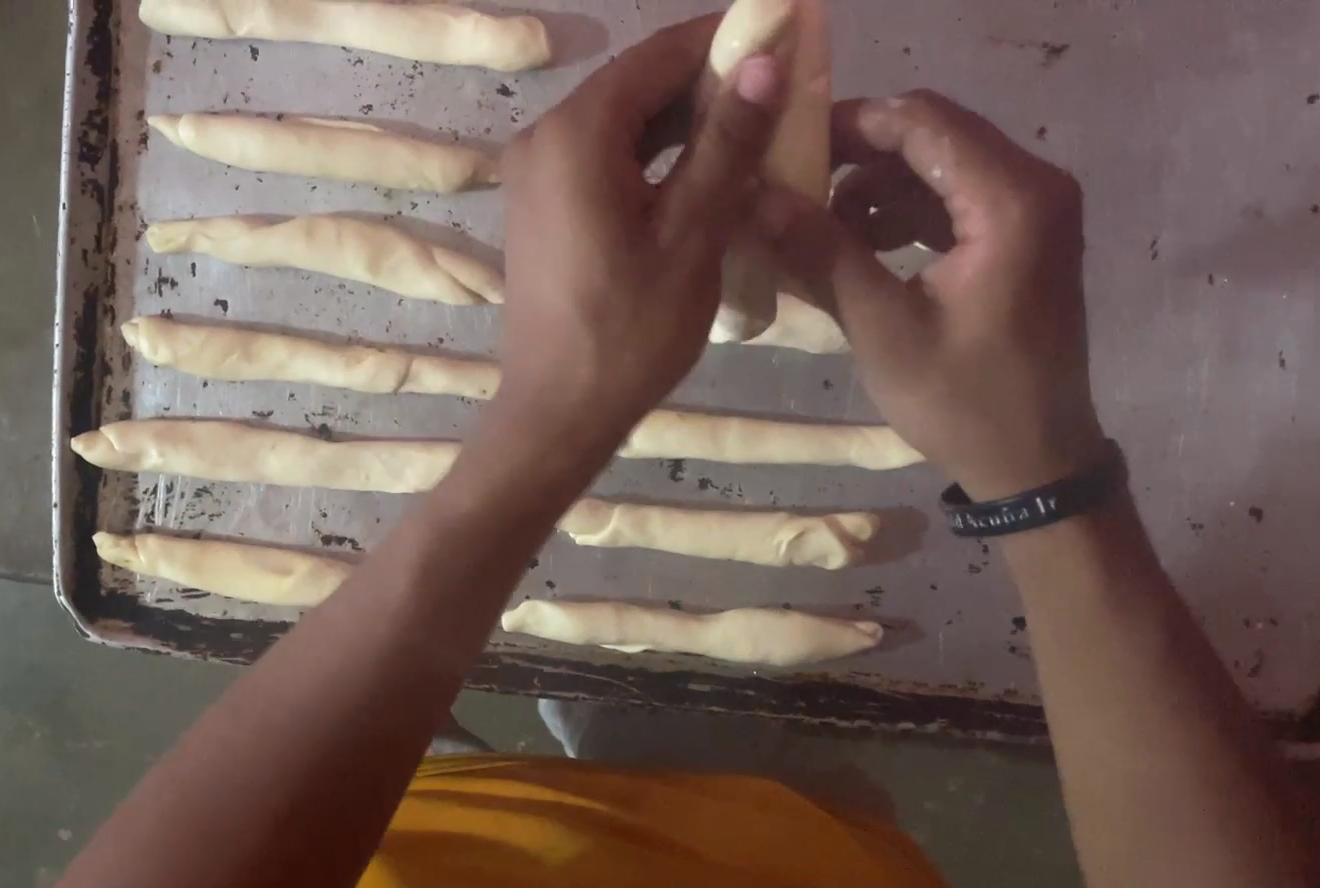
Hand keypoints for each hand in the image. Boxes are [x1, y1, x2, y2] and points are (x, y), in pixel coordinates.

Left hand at [496, 17, 786, 451]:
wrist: (557, 412)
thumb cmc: (627, 334)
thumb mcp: (690, 236)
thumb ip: (726, 142)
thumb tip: (766, 58)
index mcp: (574, 135)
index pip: (660, 54)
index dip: (728, 43)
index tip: (789, 46)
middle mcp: (540, 141)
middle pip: (636, 87)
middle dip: (706, 88)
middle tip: (777, 107)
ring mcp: (531, 179)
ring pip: (618, 128)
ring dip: (680, 129)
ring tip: (747, 147)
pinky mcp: (536, 212)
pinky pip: (598, 165)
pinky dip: (647, 164)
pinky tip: (693, 183)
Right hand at [759, 91, 1105, 500]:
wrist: (1030, 457)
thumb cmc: (959, 399)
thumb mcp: (882, 328)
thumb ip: (822, 255)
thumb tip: (755, 202)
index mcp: (1010, 200)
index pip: (922, 122)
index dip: (848, 124)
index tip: (780, 149)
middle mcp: (1030, 187)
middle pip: (929, 136)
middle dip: (852, 157)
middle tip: (782, 187)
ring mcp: (1026, 213)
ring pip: (934, 168)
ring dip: (868, 189)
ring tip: (805, 226)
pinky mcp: (1013, 240)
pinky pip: (945, 204)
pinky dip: (894, 215)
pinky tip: (848, 248)